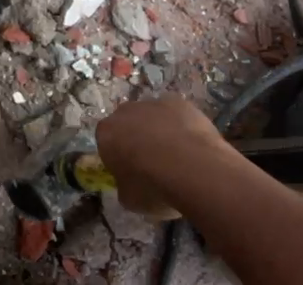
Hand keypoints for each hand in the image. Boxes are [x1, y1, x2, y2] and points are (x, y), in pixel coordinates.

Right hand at [95, 96, 237, 219]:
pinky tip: (197, 147)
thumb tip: (129, 187)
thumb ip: (125, 188)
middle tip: (158, 166)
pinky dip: (184, 127)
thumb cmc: (155, 187)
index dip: (121, 158)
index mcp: (105, 134)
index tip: (135, 174)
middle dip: (139, 140)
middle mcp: (122, 112)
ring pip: (153, 118)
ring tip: (183, 159)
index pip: (107, 143)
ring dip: (162, 132)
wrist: (193, 170)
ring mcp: (151, 104)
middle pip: (128, 125)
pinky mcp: (178, 103)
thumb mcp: (131, 200)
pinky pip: (178, 115)